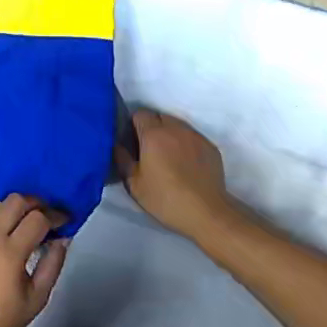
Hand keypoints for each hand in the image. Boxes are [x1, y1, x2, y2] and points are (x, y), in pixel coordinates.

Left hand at [0, 194, 69, 326]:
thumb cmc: (6, 315)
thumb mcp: (39, 295)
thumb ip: (53, 263)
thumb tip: (62, 238)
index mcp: (10, 252)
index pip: (37, 218)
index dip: (55, 216)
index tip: (64, 220)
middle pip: (15, 201)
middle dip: (35, 203)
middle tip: (46, 215)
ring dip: (14, 209)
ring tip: (26, 222)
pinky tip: (3, 237)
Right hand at [120, 110, 237, 236]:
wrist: (206, 213)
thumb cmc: (164, 198)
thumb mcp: (133, 184)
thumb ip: (122, 159)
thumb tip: (116, 145)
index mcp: (154, 134)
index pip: (140, 113)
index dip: (133, 124)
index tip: (132, 141)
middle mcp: (176, 129)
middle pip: (159, 116)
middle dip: (151, 127)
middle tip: (148, 149)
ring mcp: (196, 137)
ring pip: (177, 125)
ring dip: (169, 134)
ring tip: (168, 157)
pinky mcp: (210, 147)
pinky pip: (192, 137)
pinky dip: (185, 144)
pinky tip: (185, 164)